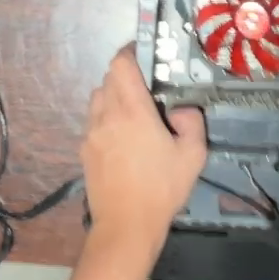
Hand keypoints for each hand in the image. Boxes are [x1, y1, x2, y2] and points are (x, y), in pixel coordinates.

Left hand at [80, 46, 206, 257]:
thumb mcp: (193, 155)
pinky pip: (94, 122)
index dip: (131, 53)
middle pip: (108, 79)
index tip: (146, 56)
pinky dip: (106, 119)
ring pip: (98, 99)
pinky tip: (123, 139)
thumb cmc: (161, 188)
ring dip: (114, 97)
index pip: (121, 64)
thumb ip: (191, 123)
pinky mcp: (85, 150)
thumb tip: (181, 110)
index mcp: (132, 110)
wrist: (126, 226)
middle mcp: (106, 115)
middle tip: (148, 89)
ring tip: (135, 114)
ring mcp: (91, 133)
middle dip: (126, 77)